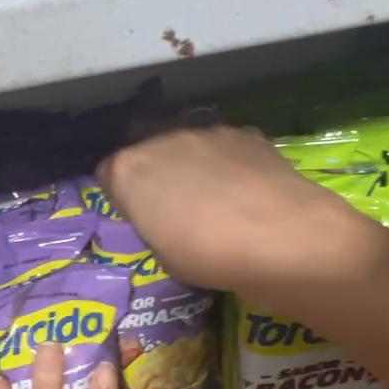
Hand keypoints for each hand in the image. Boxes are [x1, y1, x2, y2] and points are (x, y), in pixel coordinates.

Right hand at [97, 125, 350, 294]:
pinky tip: (246, 192)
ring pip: (187, 147)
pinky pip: (224, 148)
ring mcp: (207, 131)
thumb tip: (164, 214)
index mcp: (129, 171)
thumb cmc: (207, 256)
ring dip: (192, 166)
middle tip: (175, 209)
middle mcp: (162, 139)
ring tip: (215, 201)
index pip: (108, 174)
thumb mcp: (161, 253)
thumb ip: (152, 222)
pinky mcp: (246, 132)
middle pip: (148, 152)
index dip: (122, 197)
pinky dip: (228, 164)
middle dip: (156, 175)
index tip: (139, 217)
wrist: (280, 238)